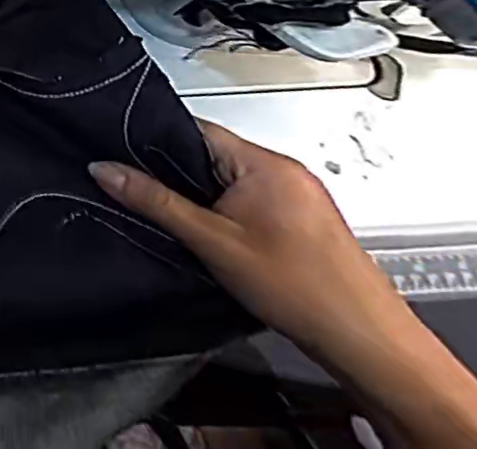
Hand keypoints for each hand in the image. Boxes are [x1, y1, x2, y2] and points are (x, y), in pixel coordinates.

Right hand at [89, 121, 409, 360]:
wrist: (370, 346)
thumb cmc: (304, 291)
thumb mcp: (212, 241)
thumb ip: (155, 201)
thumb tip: (106, 169)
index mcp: (264, 162)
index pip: (194, 129)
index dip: (156, 141)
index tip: (126, 155)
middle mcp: (284, 169)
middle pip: (209, 153)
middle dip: (179, 174)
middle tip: (151, 195)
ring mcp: (296, 193)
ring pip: (227, 178)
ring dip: (203, 196)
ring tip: (187, 221)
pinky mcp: (301, 217)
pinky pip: (247, 197)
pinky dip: (225, 210)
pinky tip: (218, 237)